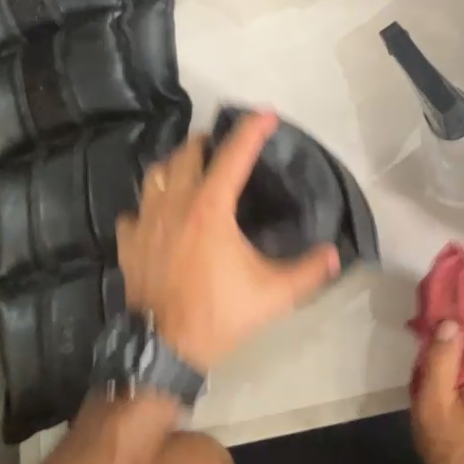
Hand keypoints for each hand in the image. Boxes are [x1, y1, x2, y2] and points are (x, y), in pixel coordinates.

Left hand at [117, 110, 339, 371]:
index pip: (234, 156)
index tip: (267, 114)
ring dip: (176, 165)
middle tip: (225, 146)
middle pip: (188, 153)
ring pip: (157, 174)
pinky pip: (135, 211)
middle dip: (208, 143)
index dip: (252, 130)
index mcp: (211, 209)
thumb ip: (307, 271)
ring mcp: (147, 222)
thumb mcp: (272, 295)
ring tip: (191, 170)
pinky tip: (159, 217)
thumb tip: (334, 253)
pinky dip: (149, 206)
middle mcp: (176, 204)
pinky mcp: (129, 243)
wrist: (163, 350)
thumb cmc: (219, 314)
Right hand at [410, 319, 463, 463]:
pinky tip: (450, 369)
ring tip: (434, 350)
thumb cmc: (453, 446)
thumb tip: (449, 321)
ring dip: (462, 348)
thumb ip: (441, 358)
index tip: (435, 299)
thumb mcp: (435, 402)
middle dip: (457, 331)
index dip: (458, 310)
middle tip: (426, 328)